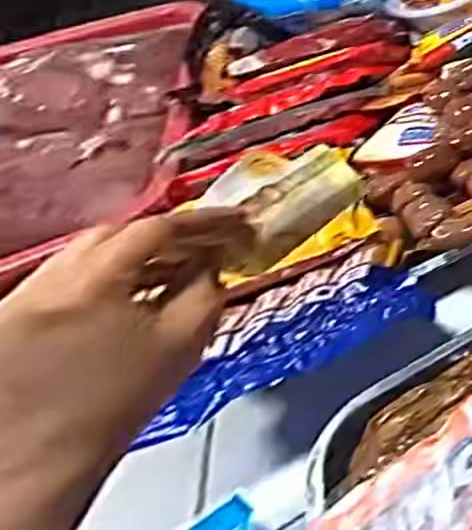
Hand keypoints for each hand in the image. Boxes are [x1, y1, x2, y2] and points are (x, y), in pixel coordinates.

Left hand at [0, 210, 251, 528]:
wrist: (39, 461)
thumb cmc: (118, 399)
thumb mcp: (188, 332)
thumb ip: (207, 282)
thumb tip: (213, 257)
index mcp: (85, 288)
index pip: (153, 230)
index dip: (204, 219)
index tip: (240, 218)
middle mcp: (37, 291)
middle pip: (109, 237)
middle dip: (166, 234)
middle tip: (210, 238)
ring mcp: (12, 311)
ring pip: (81, 259)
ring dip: (135, 257)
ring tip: (177, 267)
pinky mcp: (4, 330)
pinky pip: (63, 284)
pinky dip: (106, 279)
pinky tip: (135, 294)